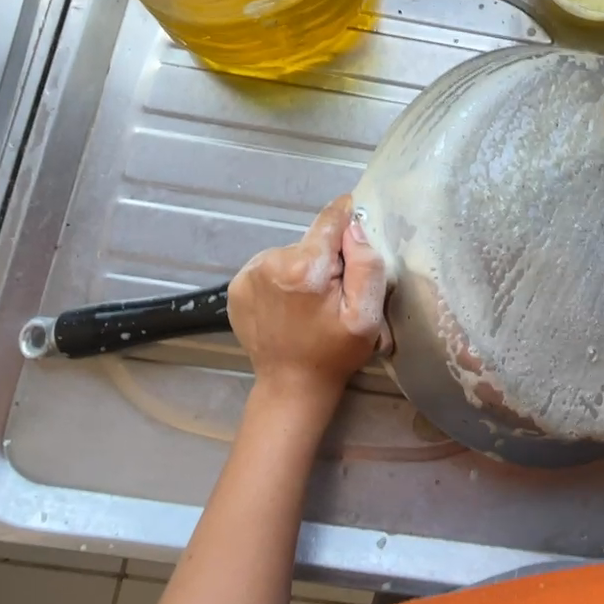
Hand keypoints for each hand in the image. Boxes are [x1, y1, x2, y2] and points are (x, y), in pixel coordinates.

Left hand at [228, 194, 387, 402]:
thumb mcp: (366, 315)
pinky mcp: (237, 285)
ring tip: (309, 302)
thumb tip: (354, 226)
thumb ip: (366, 265)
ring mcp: (248, 273)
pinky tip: (288, 306)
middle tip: (335, 290)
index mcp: (304, 267)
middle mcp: (270, 261)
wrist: (290, 386)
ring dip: (304, 268)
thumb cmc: (335, 352)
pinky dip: (283, 279)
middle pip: (312, 239)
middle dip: (327, 256)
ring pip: (291, 252)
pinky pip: (271, 266)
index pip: (331, 217)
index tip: (358, 237)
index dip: (349, 221)